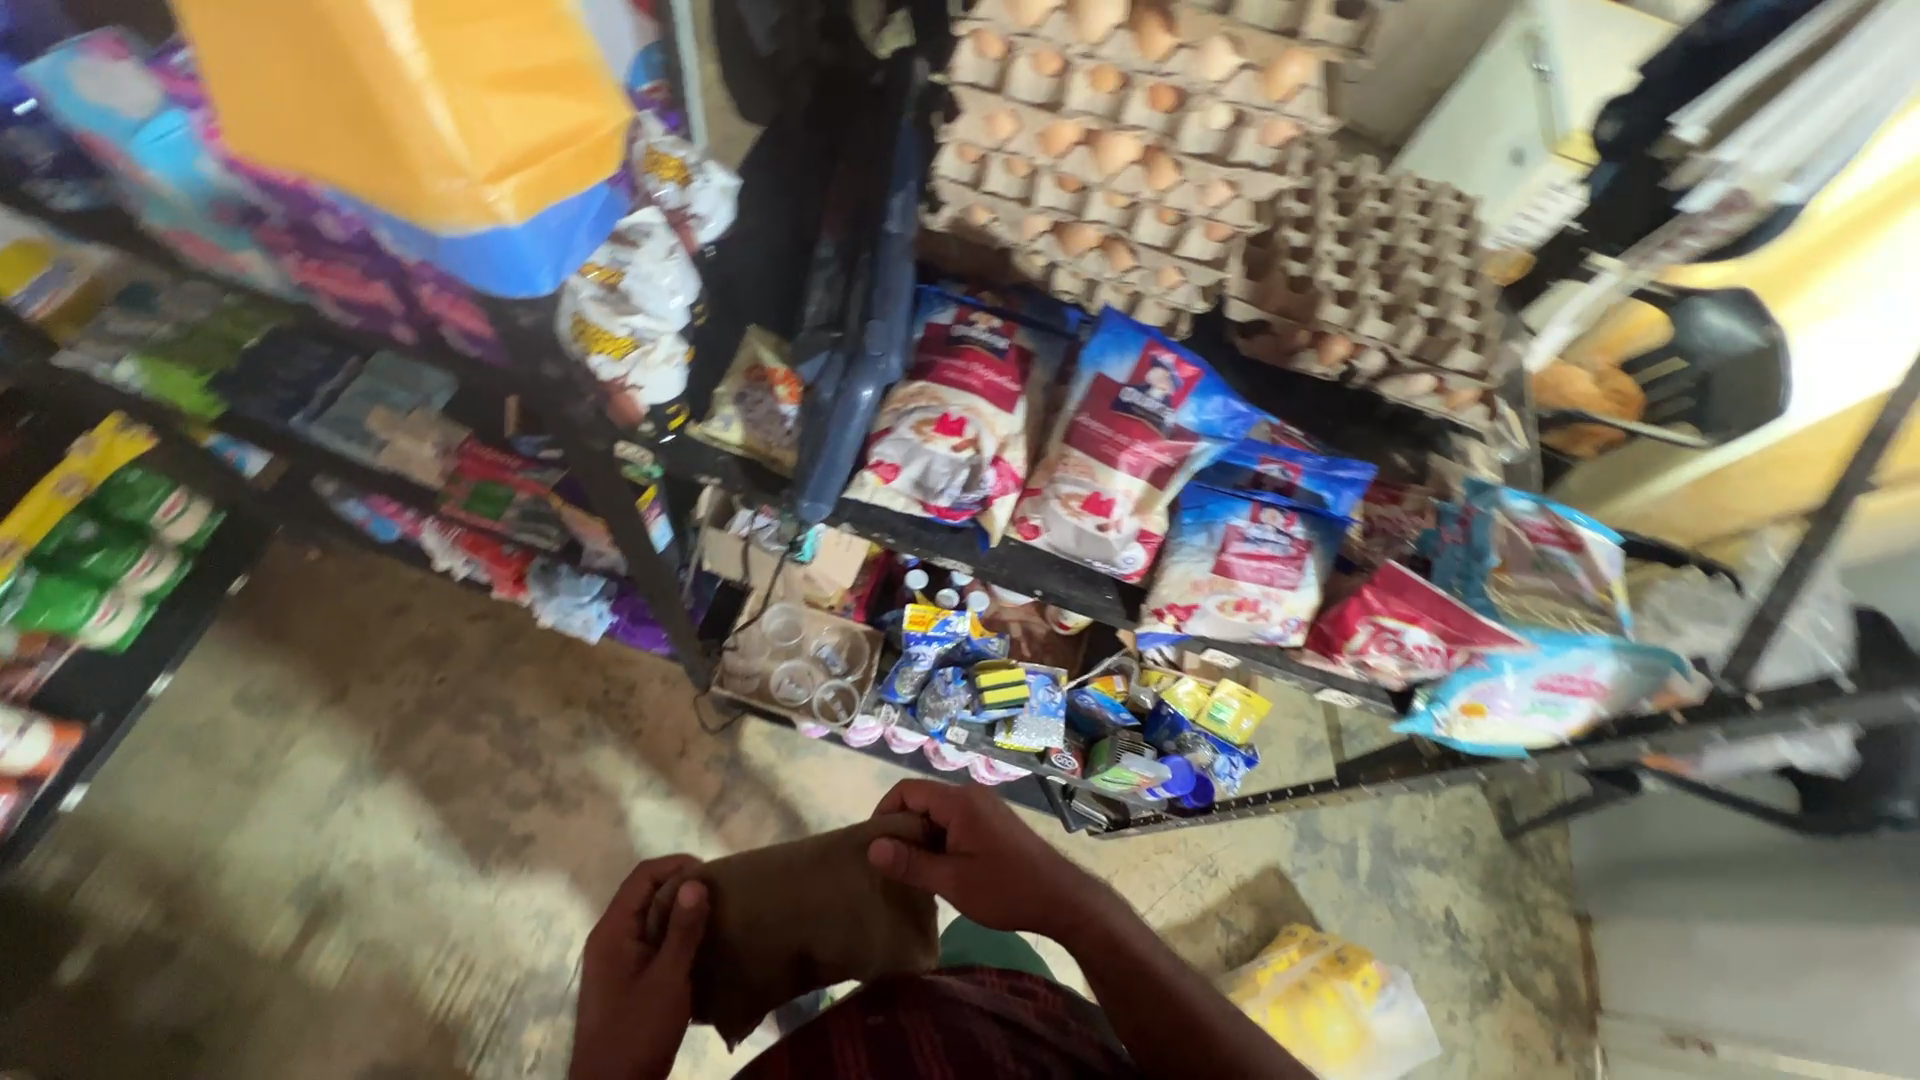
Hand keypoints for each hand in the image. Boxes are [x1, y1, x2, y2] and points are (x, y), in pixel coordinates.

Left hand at [570, 855, 709, 1079]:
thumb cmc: (637, 1033)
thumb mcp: (667, 980)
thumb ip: (682, 930)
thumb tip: (696, 882)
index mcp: (612, 932)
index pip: (642, 876)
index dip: (676, 865)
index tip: (712, 874)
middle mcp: (609, 939)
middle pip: (645, 893)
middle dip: (682, 887)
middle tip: (720, 894)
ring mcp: (615, 961)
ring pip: (649, 918)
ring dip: (680, 912)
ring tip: (716, 916)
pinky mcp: (626, 980)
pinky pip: (651, 941)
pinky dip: (675, 935)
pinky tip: (701, 947)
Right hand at [866, 779, 1122, 941]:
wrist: (1061, 897)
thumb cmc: (1005, 889)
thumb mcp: (952, 881)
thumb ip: (910, 863)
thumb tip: (872, 848)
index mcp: (959, 801)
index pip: (907, 791)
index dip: (884, 813)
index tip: (873, 846)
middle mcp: (971, 795)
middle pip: (922, 800)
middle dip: (902, 828)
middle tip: (889, 864)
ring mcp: (985, 807)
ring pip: (938, 813)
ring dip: (922, 837)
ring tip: (912, 871)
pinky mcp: (993, 822)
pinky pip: (955, 821)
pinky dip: (940, 839)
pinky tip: (940, 869)